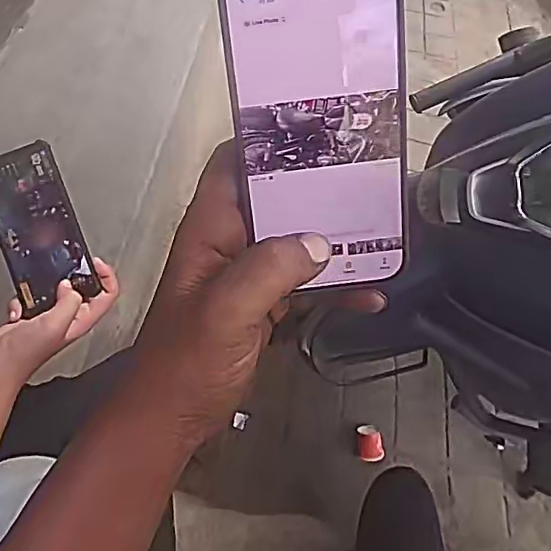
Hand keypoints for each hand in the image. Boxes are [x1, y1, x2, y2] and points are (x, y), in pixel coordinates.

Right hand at [0, 259, 120, 381]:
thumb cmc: (25, 353)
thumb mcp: (54, 324)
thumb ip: (68, 303)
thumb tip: (70, 286)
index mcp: (81, 321)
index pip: (107, 296)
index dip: (107, 277)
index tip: (96, 264)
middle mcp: (69, 318)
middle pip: (86, 290)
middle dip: (79, 276)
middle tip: (72, 265)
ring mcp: (51, 317)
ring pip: (59, 291)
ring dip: (48, 286)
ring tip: (39, 287)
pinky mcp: (33, 316)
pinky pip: (34, 297)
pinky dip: (25, 298)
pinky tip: (20, 309)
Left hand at [129, 141, 381, 441]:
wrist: (175, 417)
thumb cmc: (183, 365)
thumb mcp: (225, 311)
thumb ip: (269, 270)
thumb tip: (317, 244)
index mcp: (211, 232)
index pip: (234, 165)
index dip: (266, 142)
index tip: (309, 133)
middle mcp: (230, 244)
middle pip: (276, 199)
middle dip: (316, 191)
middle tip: (359, 182)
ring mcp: (249, 274)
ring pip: (297, 240)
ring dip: (333, 239)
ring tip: (375, 236)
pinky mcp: (265, 302)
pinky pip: (306, 282)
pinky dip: (336, 285)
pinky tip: (365, 293)